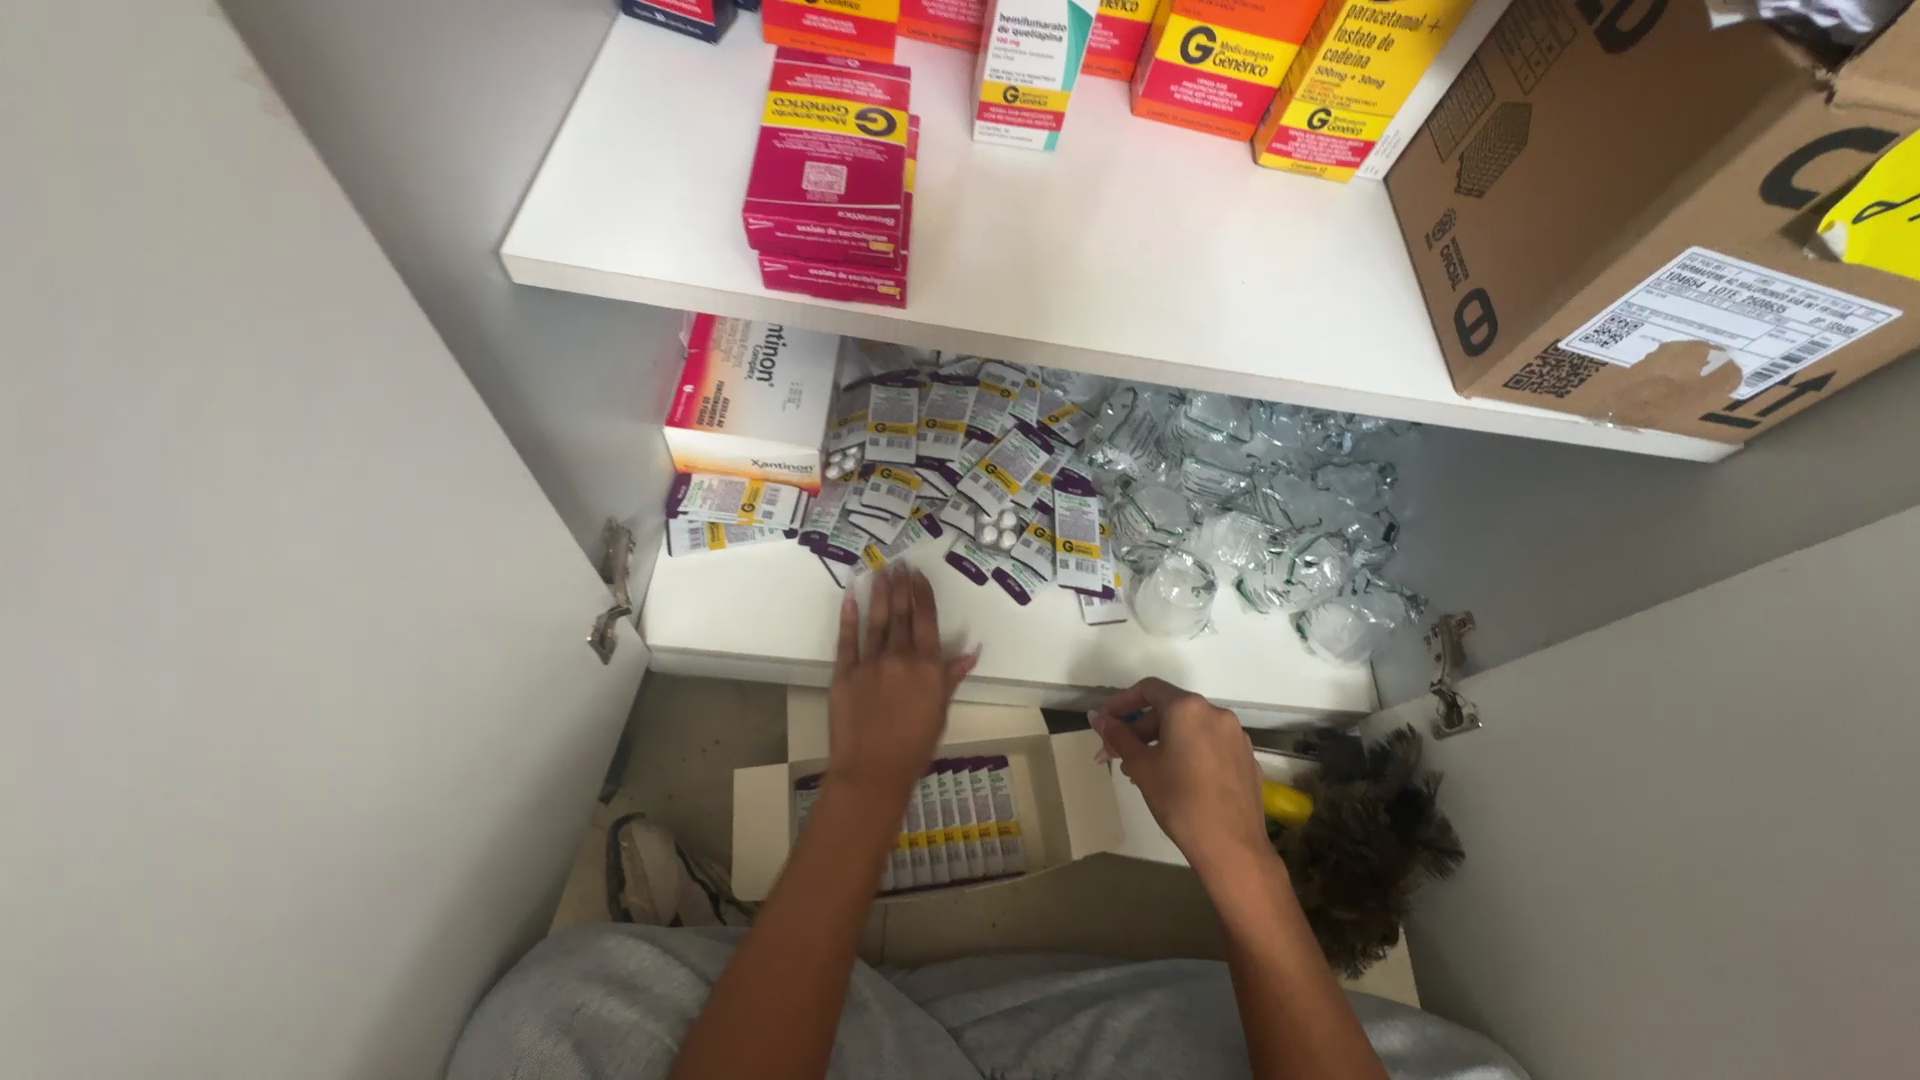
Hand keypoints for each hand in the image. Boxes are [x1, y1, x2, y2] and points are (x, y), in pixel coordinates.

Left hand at [826, 564, 977, 807]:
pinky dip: (849, 617)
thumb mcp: (940, 711)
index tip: (918, 576)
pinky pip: (847, 639)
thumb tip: (970, 651)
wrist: (873, 771)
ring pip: (876, 620)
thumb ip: (951, 677)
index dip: (922, 594)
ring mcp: (870, 663)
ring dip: (878, 593)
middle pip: (901, 613)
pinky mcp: (844, 673)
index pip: (926, 620)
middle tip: (899, 563)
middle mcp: (900, 657)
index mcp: (927, 666)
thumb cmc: (915, 747)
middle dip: (900, 586)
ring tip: (880, 572)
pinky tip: (850, 597)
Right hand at [1091, 678, 1274, 878]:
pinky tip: (1176, 781)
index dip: (1122, 703)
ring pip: (1189, 730)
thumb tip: (1097, 717)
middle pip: (1169, 711)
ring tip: (1142, 773)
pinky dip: (1187, 754)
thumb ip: (1118, 736)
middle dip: (1139, 731)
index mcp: (1188, 709)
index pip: (1148, 689)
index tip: (1105, 724)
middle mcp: (1216, 714)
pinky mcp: (1246, 759)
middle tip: (1117, 758)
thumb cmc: (1179, 800)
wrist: (1231, 846)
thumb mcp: (1141, 766)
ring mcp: (1235, 737)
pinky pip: (1209, 746)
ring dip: (1161, 744)